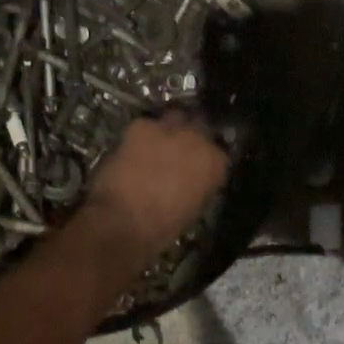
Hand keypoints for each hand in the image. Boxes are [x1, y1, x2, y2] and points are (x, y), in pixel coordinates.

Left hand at [83, 112, 228, 259]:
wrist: (125, 220)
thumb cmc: (163, 227)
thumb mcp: (194, 207)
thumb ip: (199, 184)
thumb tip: (193, 178)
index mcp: (215, 163)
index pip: (219, 150)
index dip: (207, 155)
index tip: (198, 162)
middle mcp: (197, 138)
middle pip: (199, 123)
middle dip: (191, 132)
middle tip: (179, 146)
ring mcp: (169, 128)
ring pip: (174, 116)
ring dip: (168, 127)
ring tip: (157, 142)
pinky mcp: (141, 125)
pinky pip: (145, 123)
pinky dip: (140, 133)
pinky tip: (132, 147)